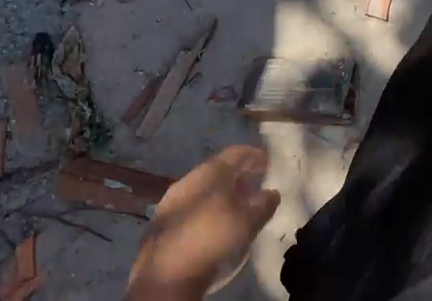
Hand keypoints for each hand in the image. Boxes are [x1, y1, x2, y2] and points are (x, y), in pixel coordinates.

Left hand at [126, 146, 280, 300]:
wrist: (166, 277)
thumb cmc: (213, 239)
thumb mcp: (248, 223)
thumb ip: (264, 205)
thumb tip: (271, 194)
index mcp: (211, 172)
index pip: (237, 153)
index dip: (254, 157)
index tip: (266, 165)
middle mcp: (189, 179)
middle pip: (218, 171)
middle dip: (237, 179)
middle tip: (252, 191)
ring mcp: (170, 200)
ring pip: (201, 190)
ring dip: (219, 196)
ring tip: (232, 212)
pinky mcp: (159, 222)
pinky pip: (189, 207)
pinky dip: (204, 210)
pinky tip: (209, 228)